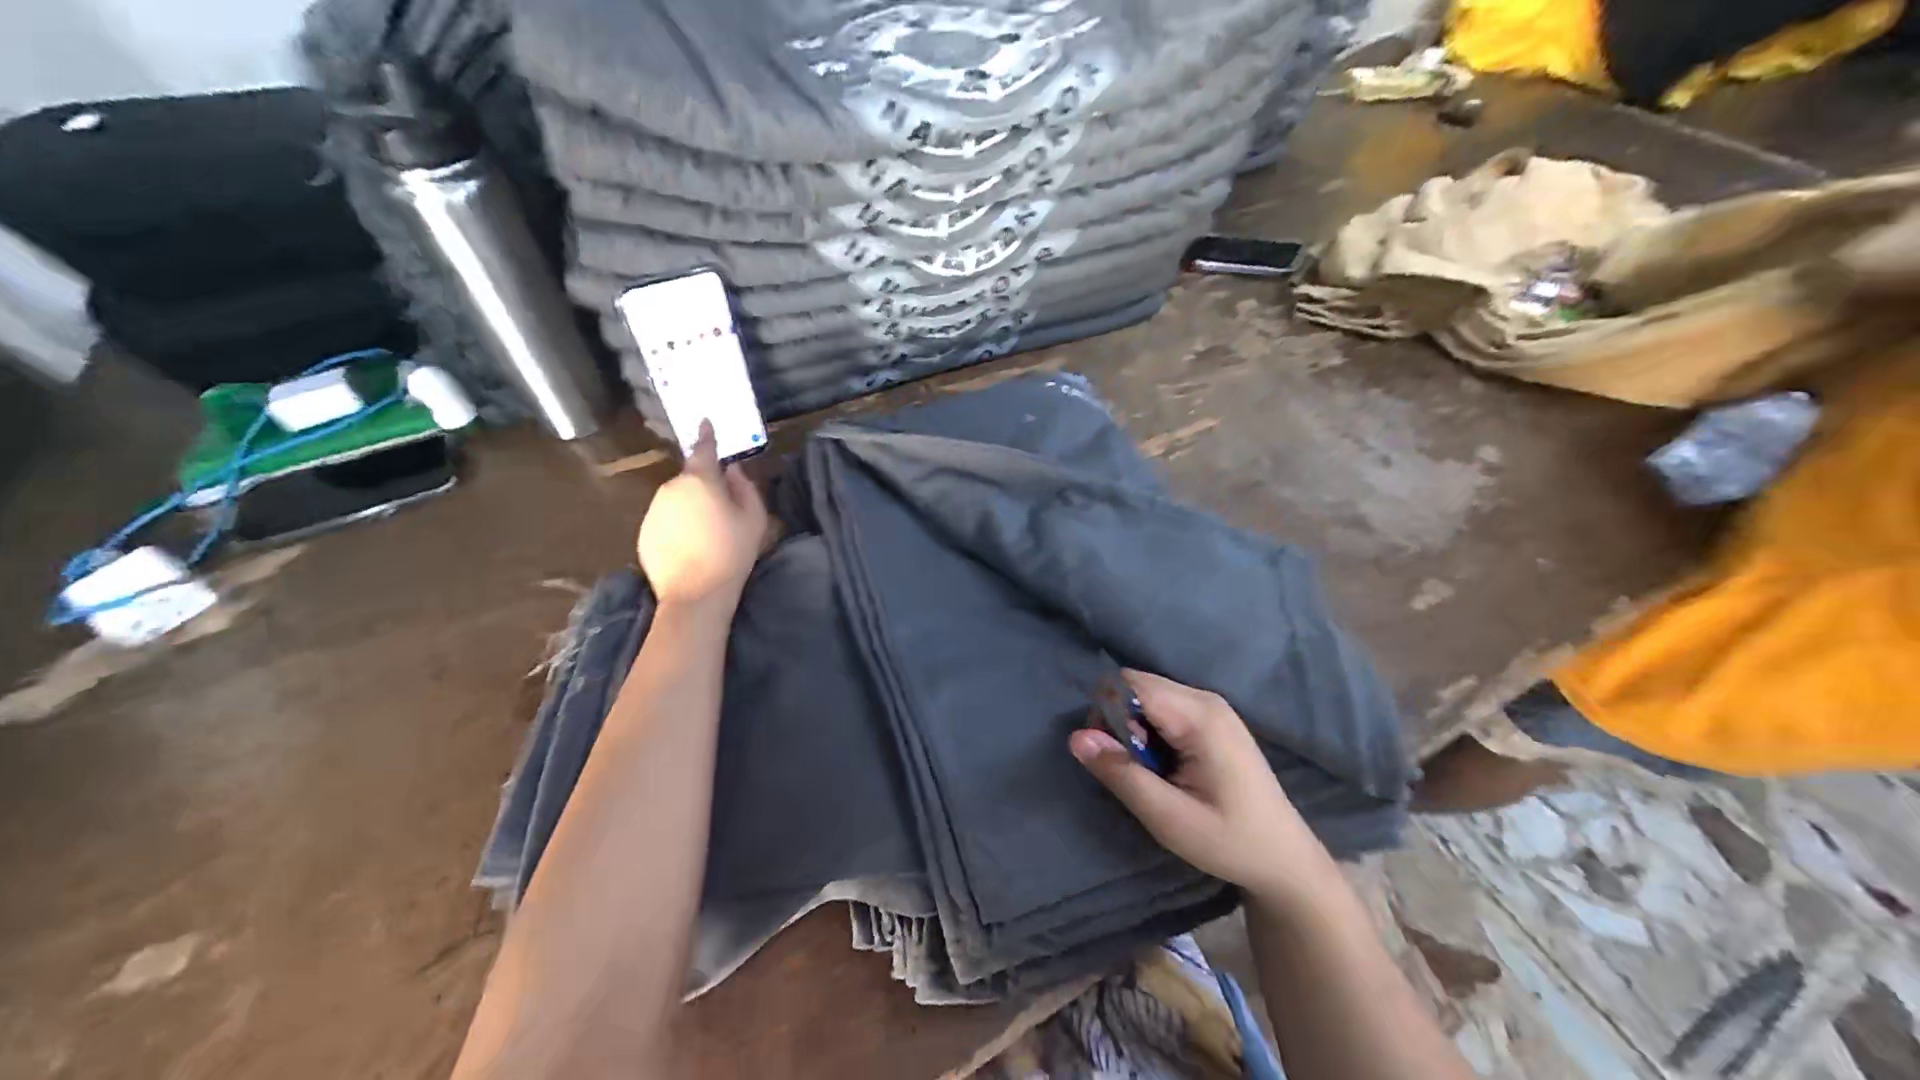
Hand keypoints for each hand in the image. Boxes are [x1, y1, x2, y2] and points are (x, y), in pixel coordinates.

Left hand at [637, 420, 768, 608]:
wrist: (696, 593)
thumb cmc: (732, 552)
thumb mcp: (754, 518)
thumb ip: (744, 487)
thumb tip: (732, 470)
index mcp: (700, 480)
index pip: (704, 449)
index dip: (707, 435)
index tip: (705, 422)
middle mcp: (671, 488)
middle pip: (691, 479)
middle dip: (704, 487)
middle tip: (723, 511)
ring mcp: (654, 510)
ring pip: (677, 500)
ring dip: (691, 508)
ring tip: (708, 534)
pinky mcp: (644, 532)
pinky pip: (666, 520)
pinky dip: (678, 526)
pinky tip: (691, 547)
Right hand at [1070, 670, 1336, 904]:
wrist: (1284, 858)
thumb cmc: (1229, 841)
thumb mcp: (1169, 818)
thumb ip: (1121, 774)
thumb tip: (1075, 737)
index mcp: (1200, 718)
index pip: (1131, 685)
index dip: (1107, 713)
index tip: (1110, 755)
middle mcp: (1206, 700)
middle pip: (1137, 684)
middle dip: (1117, 718)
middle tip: (1128, 766)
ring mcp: (1212, 707)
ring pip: (1147, 693)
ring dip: (1132, 725)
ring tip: (1147, 769)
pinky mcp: (1212, 718)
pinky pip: (1163, 705)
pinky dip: (1148, 728)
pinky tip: (1162, 764)